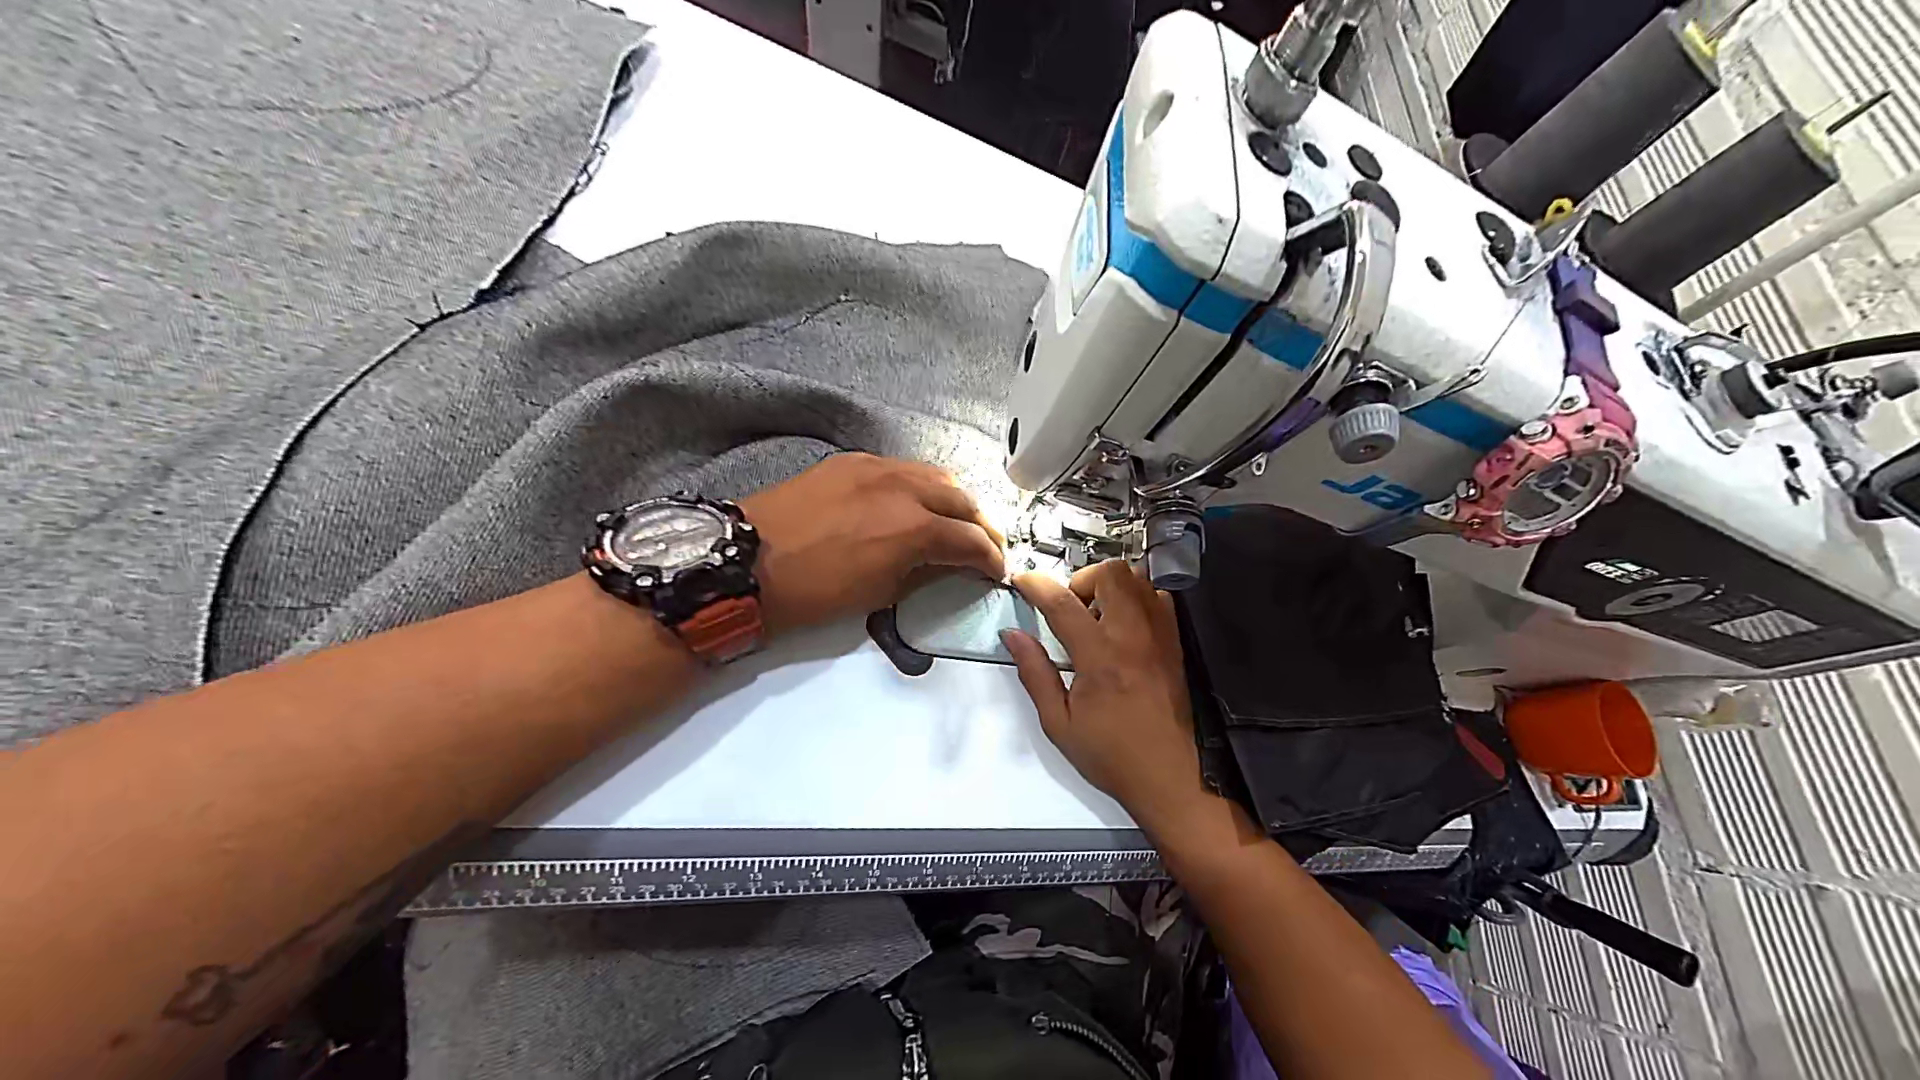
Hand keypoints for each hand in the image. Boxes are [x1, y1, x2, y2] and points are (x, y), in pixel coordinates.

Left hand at [739, 453, 1004, 634]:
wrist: (747, 562)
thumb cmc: (812, 591)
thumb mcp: (880, 593)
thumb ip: (926, 574)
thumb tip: (951, 567)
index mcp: (913, 528)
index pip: (971, 540)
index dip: (990, 559)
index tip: (995, 571)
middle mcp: (903, 488)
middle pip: (963, 499)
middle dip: (982, 525)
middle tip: (985, 546)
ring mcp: (876, 467)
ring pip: (935, 474)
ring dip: (954, 499)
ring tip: (955, 521)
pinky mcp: (851, 461)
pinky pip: (901, 467)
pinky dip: (920, 485)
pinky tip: (915, 502)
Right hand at [1002, 560, 1216, 835]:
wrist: (1172, 778)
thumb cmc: (1114, 756)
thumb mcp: (1059, 723)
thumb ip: (1034, 673)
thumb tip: (1014, 637)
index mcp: (1100, 658)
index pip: (1062, 603)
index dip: (1036, 585)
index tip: (1023, 580)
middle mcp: (1134, 638)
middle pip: (1108, 574)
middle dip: (1079, 580)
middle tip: (1068, 605)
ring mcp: (1160, 637)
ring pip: (1137, 579)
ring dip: (1109, 587)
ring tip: (1096, 617)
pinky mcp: (1175, 644)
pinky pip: (1159, 598)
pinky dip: (1137, 599)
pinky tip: (1123, 626)